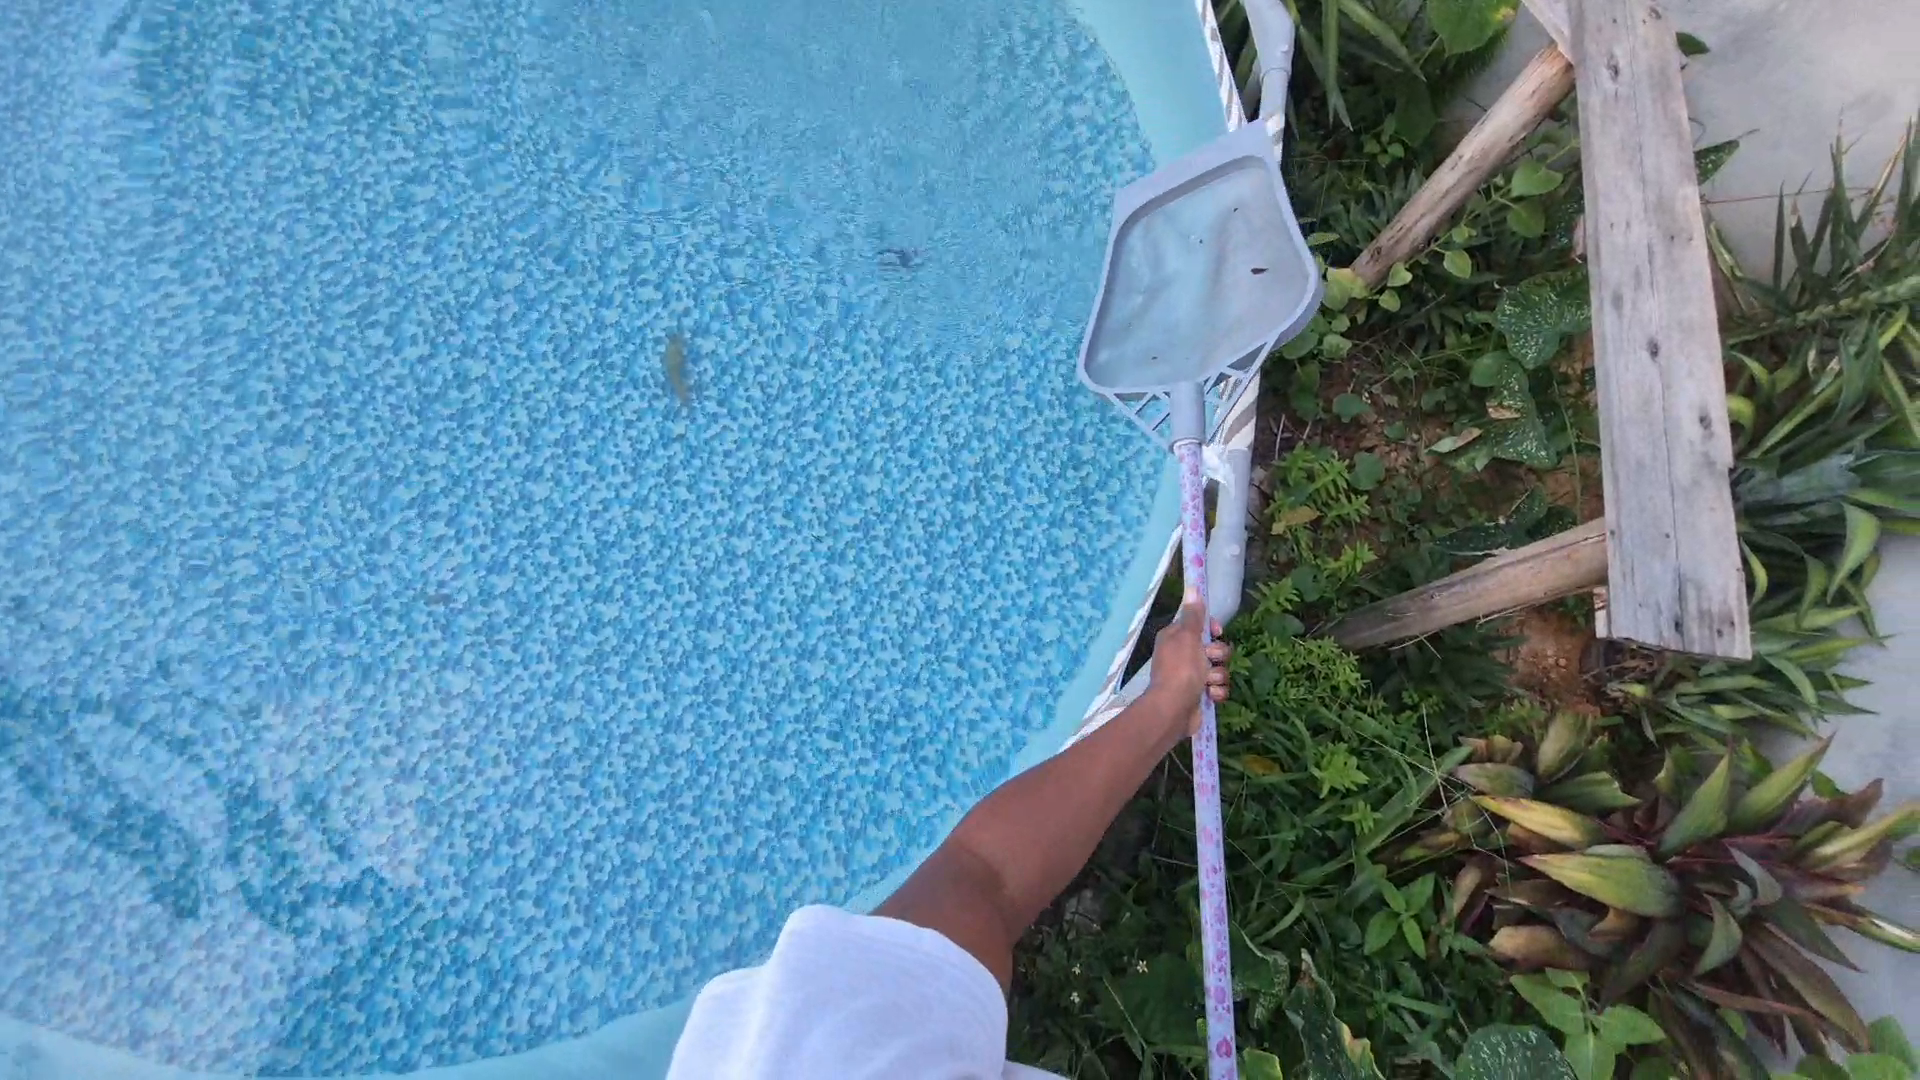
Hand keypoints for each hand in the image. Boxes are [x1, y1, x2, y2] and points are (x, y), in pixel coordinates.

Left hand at [1146, 591, 1230, 735]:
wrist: (1174, 709)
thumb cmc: (1181, 669)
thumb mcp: (1187, 637)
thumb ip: (1193, 615)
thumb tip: (1192, 588)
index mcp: (1175, 638)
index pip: (1199, 625)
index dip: (1211, 628)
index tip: (1216, 632)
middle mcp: (1182, 655)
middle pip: (1214, 648)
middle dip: (1218, 655)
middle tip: (1209, 660)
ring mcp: (1191, 676)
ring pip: (1219, 669)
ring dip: (1218, 675)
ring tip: (1207, 682)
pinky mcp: (1199, 694)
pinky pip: (1218, 688)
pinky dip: (1216, 692)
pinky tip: (1209, 695)